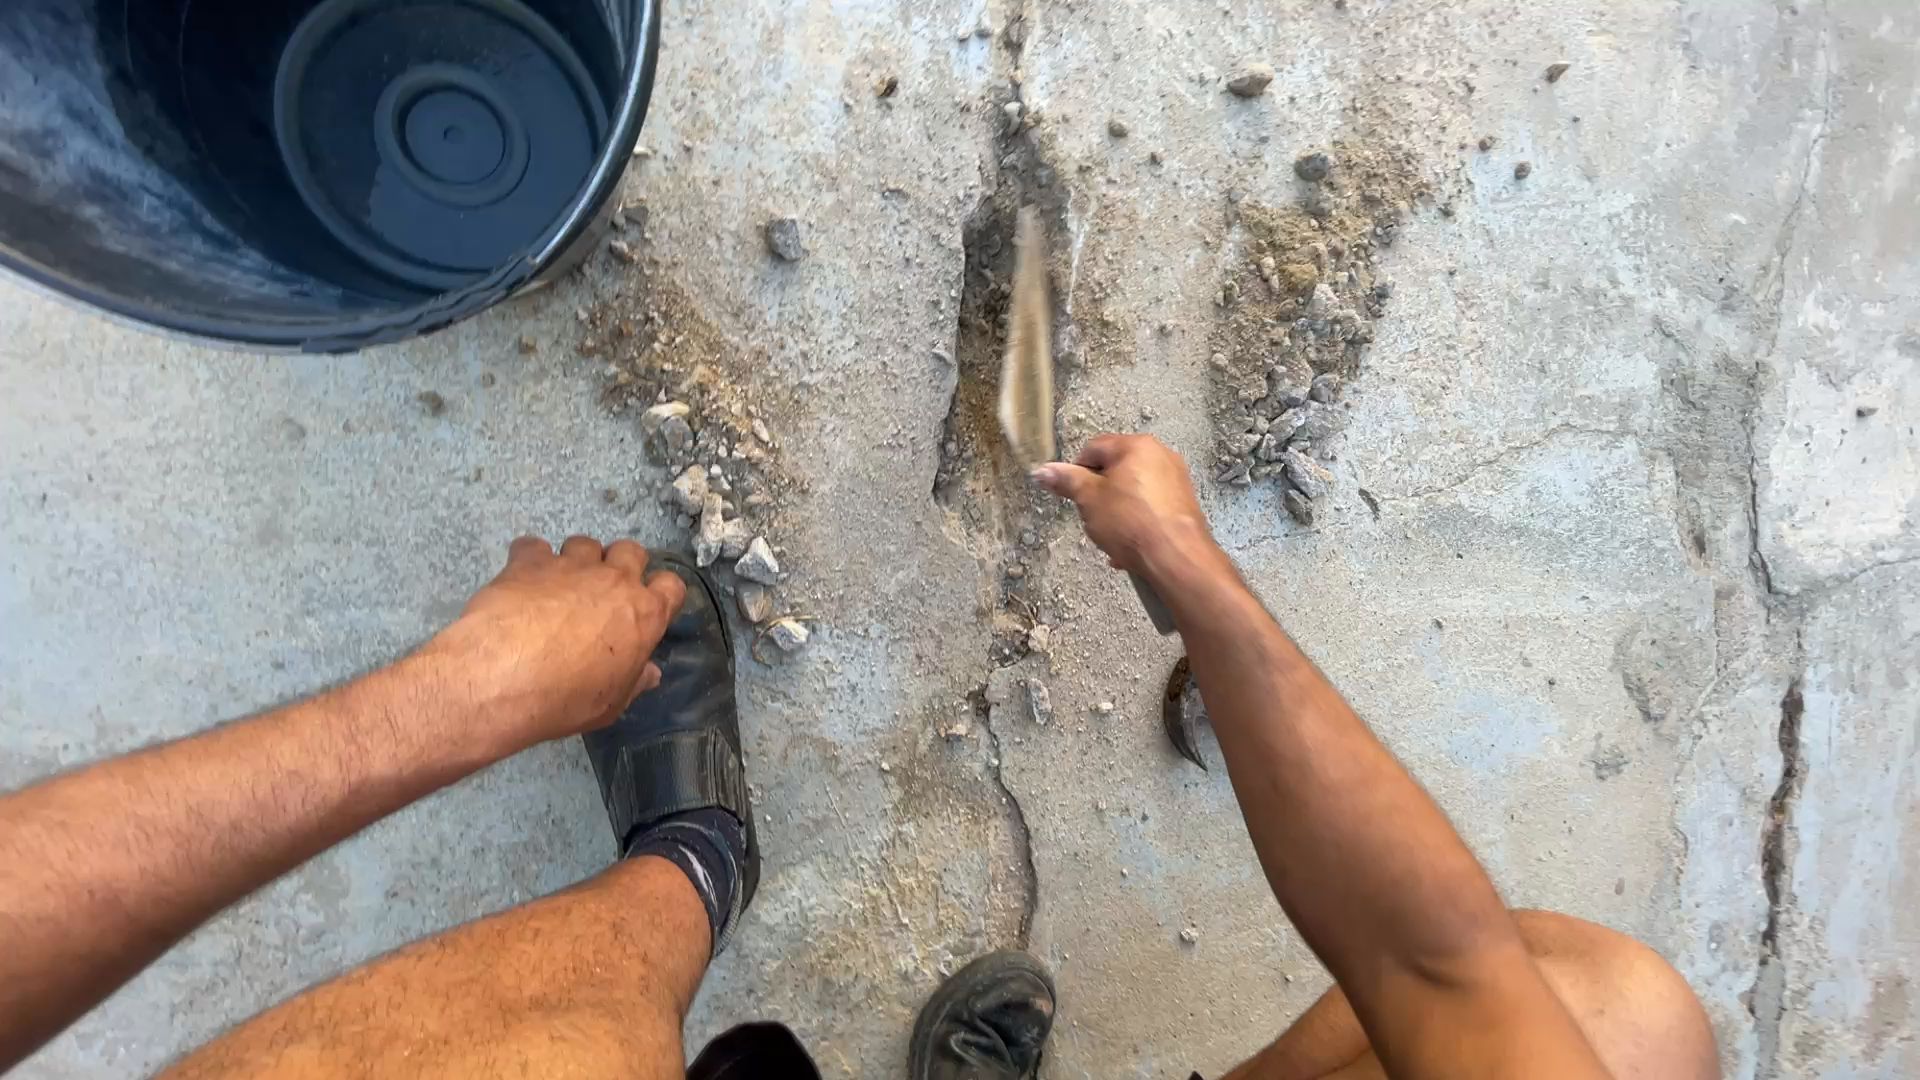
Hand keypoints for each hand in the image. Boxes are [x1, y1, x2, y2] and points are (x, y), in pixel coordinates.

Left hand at [422, 537, 686, 751]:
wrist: (501, 679)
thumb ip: (635, 681)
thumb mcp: (612, 702)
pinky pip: (533, 546)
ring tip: (559, 584)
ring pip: (585, 543)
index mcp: (645, 613)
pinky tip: (521, 579)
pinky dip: (529, 559)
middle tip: (603, 588)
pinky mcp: (530, 562)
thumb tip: (650, 673)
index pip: (672, 585)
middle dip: (621, 563)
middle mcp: (615, 581)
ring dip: (577, 560)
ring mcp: (573, 566)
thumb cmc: (566, 698)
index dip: (661, 592)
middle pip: (632, 550)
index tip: (646, 604)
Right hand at [1033, 435, 1219, 578]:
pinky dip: (1137, 520)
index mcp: (1135, 446)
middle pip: (1116, 468)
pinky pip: (1151, 506)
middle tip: (1093, 516)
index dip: (1077, 472)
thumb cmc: (1129, 522)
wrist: (1175, 556)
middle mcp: (1160, 454)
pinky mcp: (1185, 502)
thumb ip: (1066, 481)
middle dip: (1099, 493)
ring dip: (1117, 510)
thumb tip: (1042, 470)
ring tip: (1112, 536)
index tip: (1074, 496)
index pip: (1093, 448)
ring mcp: (1176, 478)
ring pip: (1133, 490)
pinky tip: (1129, 545)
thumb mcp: (1089, 499)